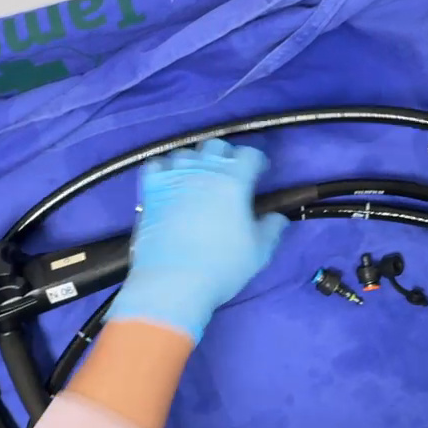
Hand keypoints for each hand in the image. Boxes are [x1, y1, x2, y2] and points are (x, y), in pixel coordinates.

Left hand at [108, 139, 288, 342]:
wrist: (172, 281)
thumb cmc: (222, 267)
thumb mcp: (258, 252)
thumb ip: (271, 229)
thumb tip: (277, 217)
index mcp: (234, 181)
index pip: (249, 154)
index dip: (257, 161)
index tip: (259, 173)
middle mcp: (203, 171)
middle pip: (216, 145)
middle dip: (226, 155)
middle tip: (229, 175)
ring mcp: (173, 178)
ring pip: (185, 153)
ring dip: (195, 161)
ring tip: (198, 178)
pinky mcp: (150, 190)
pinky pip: (157, 165)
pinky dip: (165, 169)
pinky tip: (170, 182)